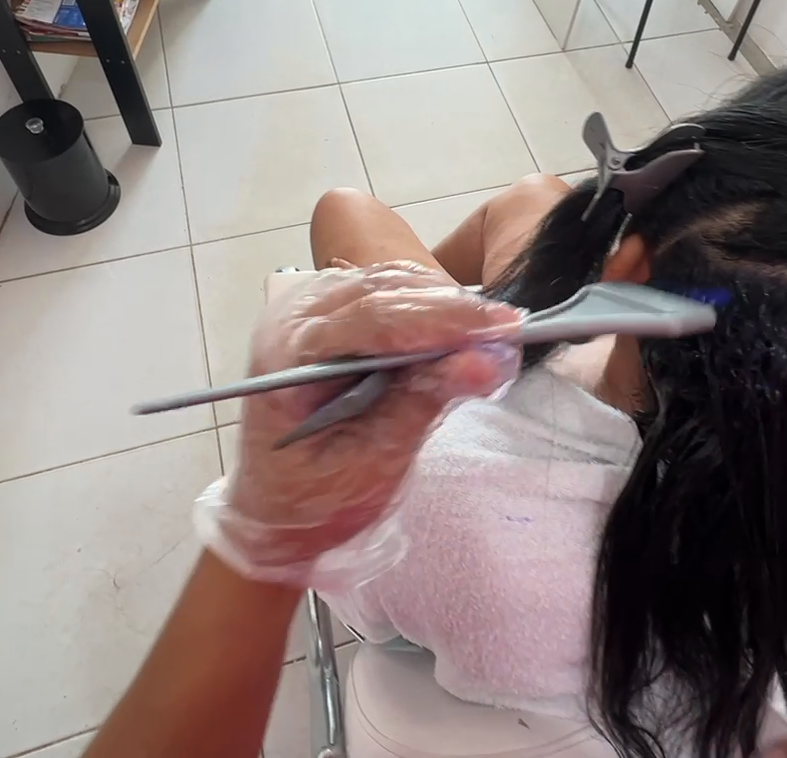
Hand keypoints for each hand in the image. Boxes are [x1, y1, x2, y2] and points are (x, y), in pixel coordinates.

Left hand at [193, 263, 521, 585]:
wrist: (275, 505)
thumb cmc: (314, 496)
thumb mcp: (373, 462)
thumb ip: (424, 402)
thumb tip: (488, 361)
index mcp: (286, 357)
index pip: (373, 319)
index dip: (442, 320)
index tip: (503, 327)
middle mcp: (292, 317)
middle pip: (382, 291)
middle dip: (452, 309)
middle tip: (511, 328)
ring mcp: (307, 307)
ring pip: (386, 281)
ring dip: (442, 302)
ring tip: (492, 328)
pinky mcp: (329, 309)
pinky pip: (384, 288)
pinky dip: (426, 303)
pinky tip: (459, 323)